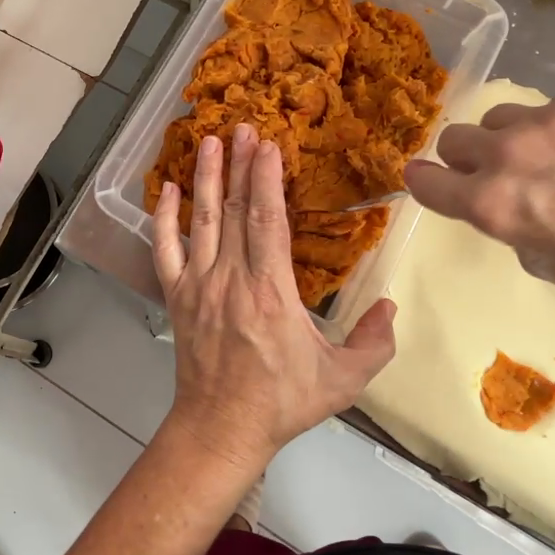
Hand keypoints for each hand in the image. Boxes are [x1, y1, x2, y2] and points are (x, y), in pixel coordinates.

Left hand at [151, 124, 396, 469]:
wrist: (221, 427)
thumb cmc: (282, 402)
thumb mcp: (343, 381)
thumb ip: (373, 342)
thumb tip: (390, 305)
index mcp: (270, 291)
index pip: (267, 220)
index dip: (265, 178)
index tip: (268, 145)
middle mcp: (230, 278)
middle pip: (234, 209)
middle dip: (239, 165)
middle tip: (244, 127)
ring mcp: (198, 284)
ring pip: (201, 219)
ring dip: (205, 178)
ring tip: (209, 141)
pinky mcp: (176, 296)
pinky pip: (165, 249)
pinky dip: (164, 217)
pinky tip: (168, 189)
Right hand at [403, 87, 554, 316]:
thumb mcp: (543, 263)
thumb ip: (507, 222)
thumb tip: (505, 200)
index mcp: (489, 204)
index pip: (425, 179)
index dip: (425, 180)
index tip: (430, 179)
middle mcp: (506, 155)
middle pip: (455, 137)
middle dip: (470, 156)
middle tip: (503, 172)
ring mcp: (546, 121)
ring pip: (502, 117)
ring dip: (515, 136)